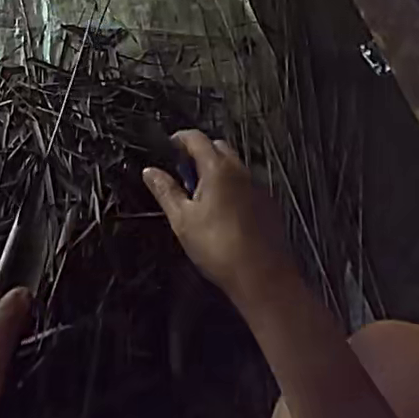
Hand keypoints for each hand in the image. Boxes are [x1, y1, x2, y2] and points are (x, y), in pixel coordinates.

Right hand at [142, 130, 297, 308]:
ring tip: (202, 196)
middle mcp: (240, 170)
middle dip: (198, 153)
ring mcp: (257, 186)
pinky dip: (232, 186)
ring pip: (233, 165)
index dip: (179, 139)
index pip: (196, 137)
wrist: (264, 280)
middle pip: (217, 146)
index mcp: (217, 168)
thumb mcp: (182, 220)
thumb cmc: (219, 248)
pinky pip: (246, 183)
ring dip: (216, 170)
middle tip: (183, 174)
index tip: (168, 149)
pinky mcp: (268, 204)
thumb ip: (165, 191)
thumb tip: (150, 172)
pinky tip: (224, 212)